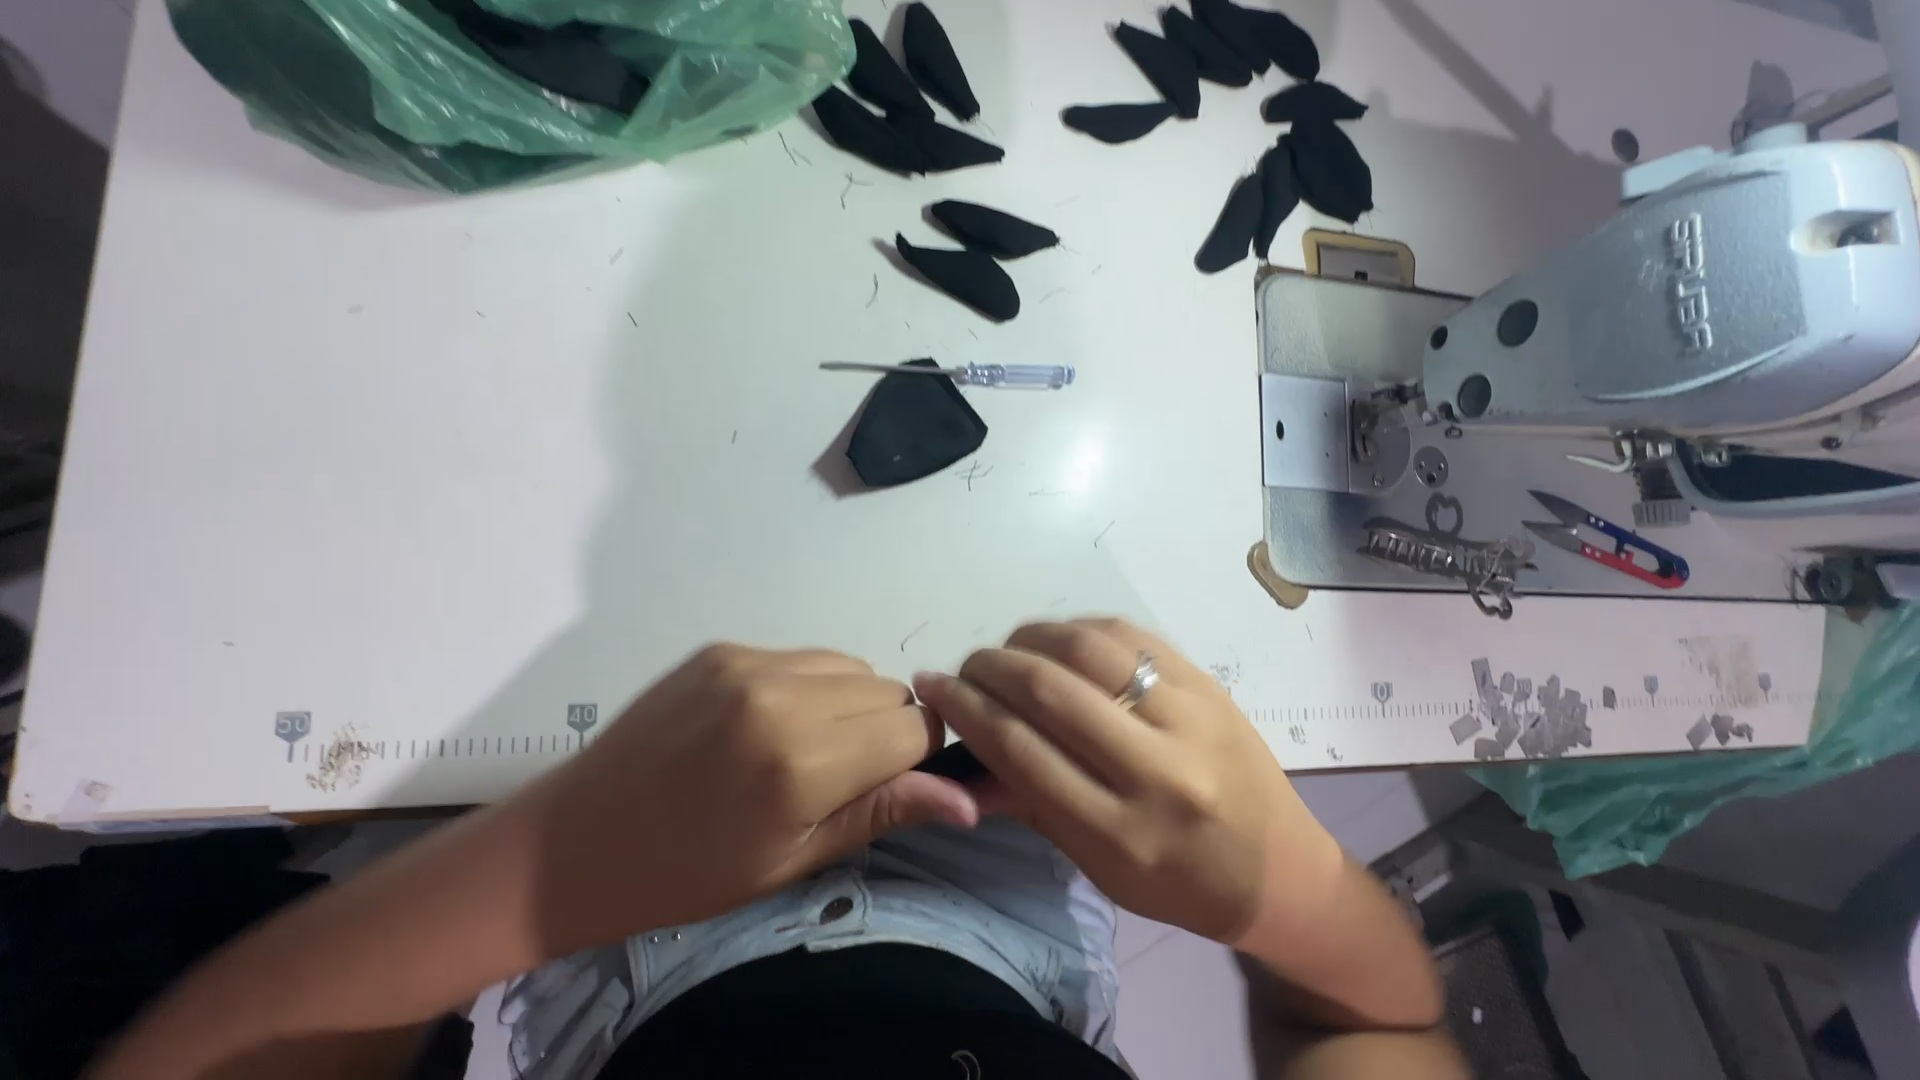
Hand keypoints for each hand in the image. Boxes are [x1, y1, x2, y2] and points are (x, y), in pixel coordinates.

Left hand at [511, 645, 977, 954]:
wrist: (576, 839)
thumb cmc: (690, 871)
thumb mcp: (793, 859)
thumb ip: (884, 812)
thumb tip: (971, 799)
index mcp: (801, 761)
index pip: (914, 729)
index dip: (913, 761)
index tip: (880, 787)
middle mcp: (781, 694)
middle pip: (888, 690)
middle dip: (883, 730)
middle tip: (834, 776)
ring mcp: (746, 662)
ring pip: (850, 667)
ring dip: (849, 703)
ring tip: (800, 748)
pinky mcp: (720, 647)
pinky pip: (801, 656)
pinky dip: (806, 687)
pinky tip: (763, 724)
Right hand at [913, 619, 1342, 944]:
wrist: (1280, 869)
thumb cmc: (1178, 884)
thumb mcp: (1097, 867)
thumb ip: (1027, 803)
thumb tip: (961, 751)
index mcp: (1122, 832)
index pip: (1022, 751)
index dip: (966, 710)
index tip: (933, 688)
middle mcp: (1158, 770)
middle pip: (1049, 691)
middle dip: (989, 668)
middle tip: (966, 667)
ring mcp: (1190, 717)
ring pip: (1088, 648)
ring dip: (1030, 638)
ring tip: (1007, 650)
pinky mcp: (1209, 684)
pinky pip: (1130, 635)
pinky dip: (1079, 629)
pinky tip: (1058, 640)